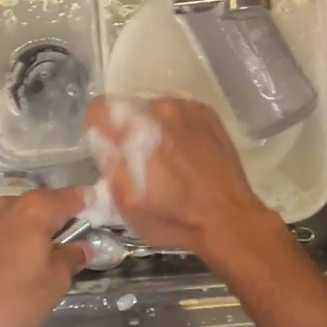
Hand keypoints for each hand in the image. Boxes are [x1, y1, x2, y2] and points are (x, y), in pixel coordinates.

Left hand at [0, 187, 87, 326]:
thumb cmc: (11, 298)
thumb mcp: (54, 282)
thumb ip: (71, 258)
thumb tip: (83, 247)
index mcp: (35, 209)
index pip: (73, 196)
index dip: (92, 205)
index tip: (104, 217)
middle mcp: (9, 205)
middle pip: (45, 205)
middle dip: (63, 220)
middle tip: (79, 244)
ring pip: (22, 219)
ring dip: (38, 232)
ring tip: (49, 259)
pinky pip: (4, 232)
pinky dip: (17, 241)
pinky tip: (19, 265)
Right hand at [85, 95, 281, 260]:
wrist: (228, 218)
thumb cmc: (174, 218)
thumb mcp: (127, 203)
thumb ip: (109, 164)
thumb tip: (102, 140)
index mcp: (136, 130)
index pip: (100, 108)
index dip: (98, 128)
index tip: (107, 148)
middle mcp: (161, 110)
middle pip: (128, 108)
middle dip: (126, 131)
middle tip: (138, 161)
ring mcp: (188, 108)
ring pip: (154, 109)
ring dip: (151, 128)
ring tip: (164, 158)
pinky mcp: (208, 114)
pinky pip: (179, 112)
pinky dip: (175, 127)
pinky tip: (183, 152)